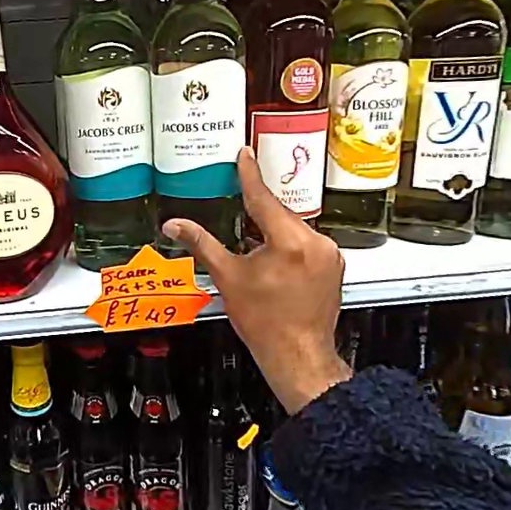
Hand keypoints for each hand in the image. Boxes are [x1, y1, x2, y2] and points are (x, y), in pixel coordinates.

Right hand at [161, 148, 351, 413]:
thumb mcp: (228, 278)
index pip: (263, 198)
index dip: (249, 174)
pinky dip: (291, 245)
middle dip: (259, 214)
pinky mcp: (334, 265)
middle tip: (241, 216)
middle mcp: (315, 244)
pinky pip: (309, 243)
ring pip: (295, 228)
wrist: (298, 355)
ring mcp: (329, 255)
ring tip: (257, 253)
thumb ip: (202, 244)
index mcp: (289, 242)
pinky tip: (276, 263)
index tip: (245, 154)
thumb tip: (176, 225)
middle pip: (280, 214)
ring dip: (275, 232)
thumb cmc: (266, 324)